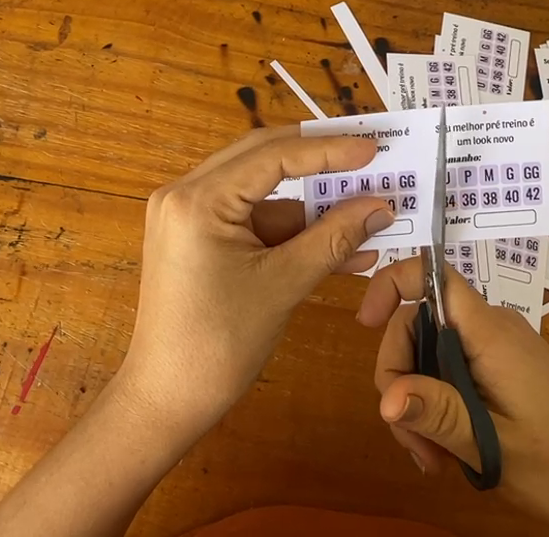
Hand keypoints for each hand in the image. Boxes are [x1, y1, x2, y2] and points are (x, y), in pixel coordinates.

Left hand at [116, 126, 393, 440]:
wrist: (166, 400)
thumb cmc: (219, 344)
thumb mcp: (284, 285)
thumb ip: (334, 238)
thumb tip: (382, 206)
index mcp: (198, 199)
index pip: (272, 155)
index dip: (328, 149)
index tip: (373, 148)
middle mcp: (185, 193)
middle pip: (263, 159)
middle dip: (318, 163)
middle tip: (367, 159)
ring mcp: (186, 213)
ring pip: (261, 192)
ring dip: (310, 206)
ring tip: (365, 213)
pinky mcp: (195, 235)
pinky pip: (250, 219)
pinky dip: (290, 232)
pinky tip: (336, 246)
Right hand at [359, 259, 548, 536]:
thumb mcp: (494, 445)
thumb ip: (439, 413)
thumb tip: (384, 397)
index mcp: (488, 332)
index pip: (430, 274)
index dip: (390, 284)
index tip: (363, 324)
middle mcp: (490, 329)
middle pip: (419, 323)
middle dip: (401, 375)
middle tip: (411, 442)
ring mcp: (498, 350)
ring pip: (432, 353)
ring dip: (419, 399)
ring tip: (432, 457)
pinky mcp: (504, 371)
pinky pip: (454, 371)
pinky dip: (439, 404)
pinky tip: (445, 450)